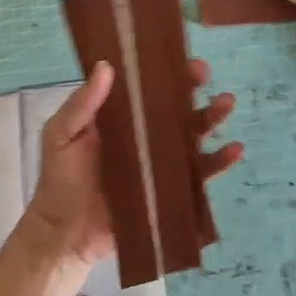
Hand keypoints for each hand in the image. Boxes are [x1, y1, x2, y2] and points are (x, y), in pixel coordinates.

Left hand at [24, 58, 242, 265]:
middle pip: (174, 107)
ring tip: (227, 105)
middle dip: (194, 89)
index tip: (181, 58)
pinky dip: (218, 163)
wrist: (64, 237)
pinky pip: (198, 175)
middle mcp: (143, 135)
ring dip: (212, 118)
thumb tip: (106, 65)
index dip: (166, 71)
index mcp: (119, 117)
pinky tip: (234, 151)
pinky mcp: (168, 191)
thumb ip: (82, 104)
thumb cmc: (61, 181)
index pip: (147, 87)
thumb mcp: (61, 135)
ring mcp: (158, 163)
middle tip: (207, 76)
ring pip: (191, 135)